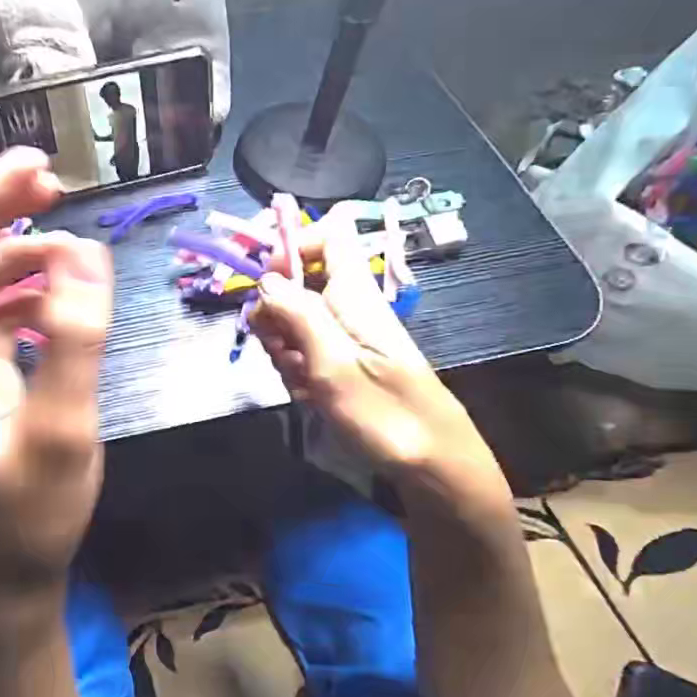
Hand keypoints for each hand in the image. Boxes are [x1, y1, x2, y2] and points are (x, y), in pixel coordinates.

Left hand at [0, 149, 113, 595]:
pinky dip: (24, 286)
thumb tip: (86, 251)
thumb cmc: (35, 514)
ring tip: (69, 238)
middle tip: (52, 182)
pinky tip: (60, 289)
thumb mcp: (65, 432)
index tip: (31, 169)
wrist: (16, 571)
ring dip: (13, 248)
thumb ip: (73, 342)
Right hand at [250, 211, 476, 473]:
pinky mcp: (342, 362)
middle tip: (282, 350)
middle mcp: (349, 306)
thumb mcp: (332, 363)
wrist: (430, 462)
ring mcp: (345, 336)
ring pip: (294, 322)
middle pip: (298, 283)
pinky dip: (297, 370)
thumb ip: (298, 315)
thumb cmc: (383, 412)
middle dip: (276, 313)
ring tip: (302, 381)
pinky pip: (305, 352)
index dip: (293, 245)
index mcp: (354, 293)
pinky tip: (309, 395)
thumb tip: (266, 279)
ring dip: (283, 348)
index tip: (266, 282)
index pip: (328, 234)